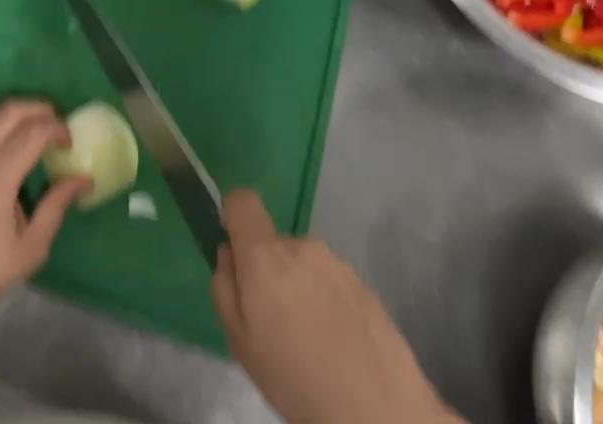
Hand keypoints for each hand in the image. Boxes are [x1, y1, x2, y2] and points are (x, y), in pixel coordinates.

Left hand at [0, 100, 90, 320]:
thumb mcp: (33, 245)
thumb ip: (57, 205)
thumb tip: (84, 179)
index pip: (31, 133)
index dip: (56, 129)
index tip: (70, 142)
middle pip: (8, 111)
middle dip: (39, 109)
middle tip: (58, 123)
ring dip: (17, 112)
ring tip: (37, 127)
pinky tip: (11, 144)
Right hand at [211, 190, 456, 423]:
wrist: (378, 411)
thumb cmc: (294, 376)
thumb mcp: (238, 339)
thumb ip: (224, 286)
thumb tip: (230, 254)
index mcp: (264, 255)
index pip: (242, 200)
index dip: (233, 216)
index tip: (235, 251)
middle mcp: (303, 247)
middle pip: (274, 243)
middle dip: (269, 271)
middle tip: (274, 320)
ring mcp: (340, 265)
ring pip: (304, 265)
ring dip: (300, 288)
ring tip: (310, 337)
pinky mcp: (367, 287)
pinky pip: (332, 283)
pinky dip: (328, 303)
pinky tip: (337, 343)